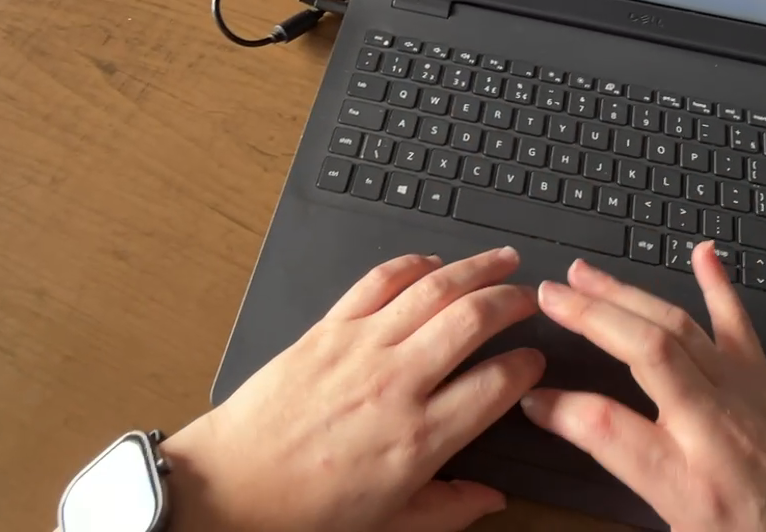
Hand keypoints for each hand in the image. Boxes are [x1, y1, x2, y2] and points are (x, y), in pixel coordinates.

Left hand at [162, 246, 543, 531]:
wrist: (231, 485)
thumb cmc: (307, 512)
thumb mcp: (389, 525)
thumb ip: (449, 508)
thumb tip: (495, 496)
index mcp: (418, 440)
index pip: (495, 386)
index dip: (526, 366)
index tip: (534, 359)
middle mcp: (397, 382)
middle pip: (472, 320)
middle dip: (511, 301)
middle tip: (529, 297)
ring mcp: (362, 346)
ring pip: (434, 289)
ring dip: (476, 268)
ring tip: (502, 259)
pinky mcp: (330, 325)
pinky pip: (379, 280)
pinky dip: (412, 263)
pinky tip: (433, 262)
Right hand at [523, 242, 765, 531]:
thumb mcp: (684, 526)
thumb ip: (625, 471)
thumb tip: (568, 421)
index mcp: (693, 483)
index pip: (609, 430)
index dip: (560, 407)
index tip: (529, 394)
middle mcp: (719, 428)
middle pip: (647, 351)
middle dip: (590, 315)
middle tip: (546, 295)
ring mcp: (745, 393)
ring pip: (678, 325)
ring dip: (626, 293)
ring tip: (584, 274)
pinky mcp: (765, 377)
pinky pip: (738, 322)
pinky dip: (717, 283)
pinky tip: (703, 252)